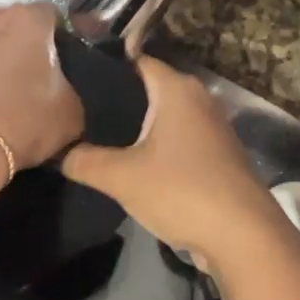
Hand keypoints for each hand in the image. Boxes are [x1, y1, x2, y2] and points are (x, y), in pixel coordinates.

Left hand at [0, 3, 84, 168]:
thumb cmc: (26, 119)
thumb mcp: (72, 112)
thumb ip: (74, 91)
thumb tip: (65, 93)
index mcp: (29, 19)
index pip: (54, 16)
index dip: (63, 40)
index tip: (67, 66)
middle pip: (20, 27)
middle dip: (31, 47)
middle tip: (42, 80)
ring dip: (5, 61)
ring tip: (14, 93)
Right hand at [61, 56, 284, 264]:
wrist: (242, 237)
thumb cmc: (181, 192)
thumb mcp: (120, 178)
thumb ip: (82, 161)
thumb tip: (57, 153)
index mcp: (177, 90)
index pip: (134, 62)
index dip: (102, 71)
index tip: (69, 85)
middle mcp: (198, 99)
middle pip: (146, 91)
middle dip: (113, 103)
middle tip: (73, 117)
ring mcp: (211, 129)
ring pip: (161, 119)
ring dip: (132, 130)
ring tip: (92, 141)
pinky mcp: (215, 158)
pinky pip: (174, 142)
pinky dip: (151, 150)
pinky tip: (128, 167)